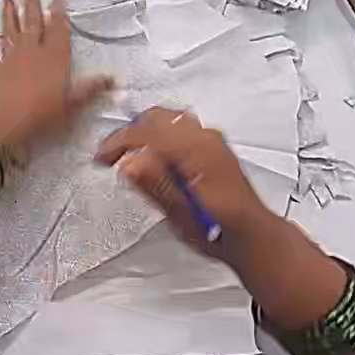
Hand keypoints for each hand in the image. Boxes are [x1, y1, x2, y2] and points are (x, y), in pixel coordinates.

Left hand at [0, 0, 112, 154]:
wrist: (4, 124)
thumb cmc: (41, 115)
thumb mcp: (72, 104)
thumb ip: (90, 89)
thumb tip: (113, 80)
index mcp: (53, 58)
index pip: (58, 30)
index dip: (59, 12)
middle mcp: (31, 53)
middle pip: (32, 23)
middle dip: (32, 3)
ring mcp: (9, 59)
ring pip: (9, 31)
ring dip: (8, 14)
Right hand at [94, 108, 278, 249]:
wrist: (253, 237)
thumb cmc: (223, 231)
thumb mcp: (182, 214)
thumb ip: (156, 186)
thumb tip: (130, 163)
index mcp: (197, 151)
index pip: (147, 132)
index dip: (118, 143)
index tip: (102, 159)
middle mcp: (206, 139)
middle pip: (157, 117)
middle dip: (128, 133)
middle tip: (110, 155)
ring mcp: (211, 140)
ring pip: (169, 119)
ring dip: (143, 131)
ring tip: (126, 153)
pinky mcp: (212, 147)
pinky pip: (180, 127)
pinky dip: (159, 134)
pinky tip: (151, 155)